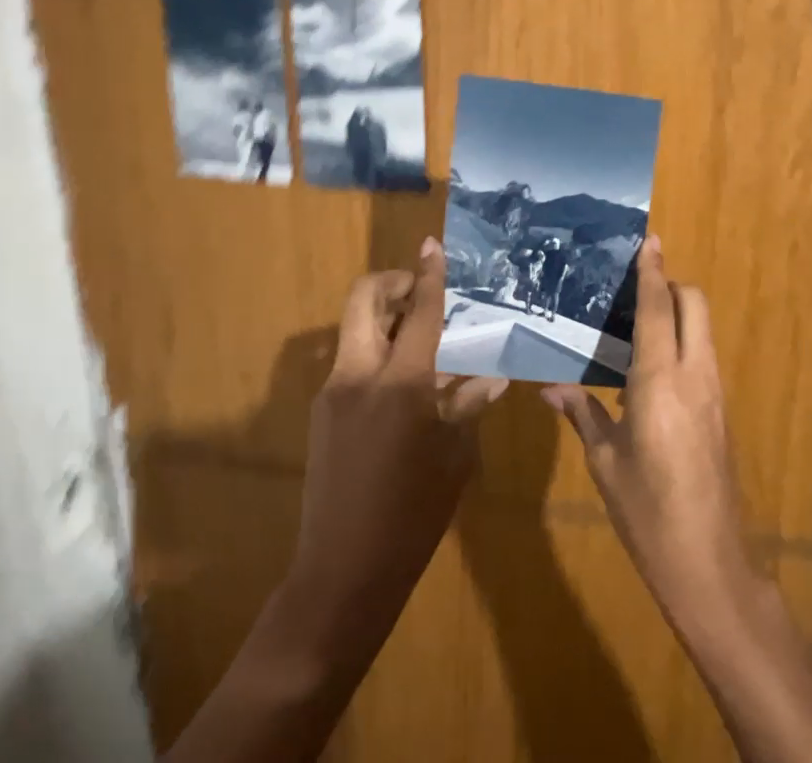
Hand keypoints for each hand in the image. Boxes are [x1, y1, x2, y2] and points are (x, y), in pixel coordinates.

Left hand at [287, 238, 507, 610]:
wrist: (345, 567)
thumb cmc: (415, 515)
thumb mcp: (455, 458)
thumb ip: (468, 406)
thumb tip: (488, 376)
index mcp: (401, 385)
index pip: (420, 313)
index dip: (430, 275)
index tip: (435, 244)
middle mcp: (359, 376)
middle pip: (364, 301)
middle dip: (393, 284)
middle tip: (425, 293)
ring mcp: (334, 394)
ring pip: (356, 330)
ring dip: (387, 319)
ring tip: (426, 338)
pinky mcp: (324, 414)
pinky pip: (353, 363)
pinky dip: (379, 352)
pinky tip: (408, 382)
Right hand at [541, 236, 753, 612]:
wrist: (706, 558)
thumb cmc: (645, 510)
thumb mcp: (605, 462)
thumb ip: (583, 415)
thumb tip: (552, 388)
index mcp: (660, 382)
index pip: (659, 310)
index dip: (653, 272)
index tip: (649, 240)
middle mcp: (695, 377)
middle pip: (696, 307)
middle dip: (671, 286)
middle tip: (632, 291)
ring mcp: (715, 395)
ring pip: (703, 333)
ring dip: (677, 316)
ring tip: (633, 325)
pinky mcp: (721, 414)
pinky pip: (702, 360)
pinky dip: (681, 347)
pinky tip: (646, 371)